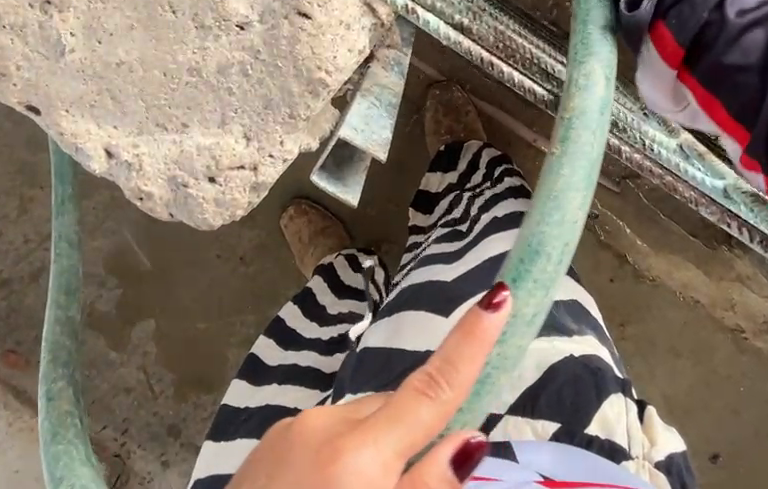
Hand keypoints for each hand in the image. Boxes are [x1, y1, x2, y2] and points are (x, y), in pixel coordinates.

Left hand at [225, 283, 512, 488]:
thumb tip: (469, 437)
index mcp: (360, 454)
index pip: (432, 389)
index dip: (470, 344)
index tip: (498, 296)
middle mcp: (326, 423)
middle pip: (396, 408)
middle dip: (414, 433)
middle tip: (414, 479)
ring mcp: (292, 427)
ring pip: (361, 420)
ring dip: (377, 446)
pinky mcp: (269, 440)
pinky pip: (327, 433)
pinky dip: (343, 454)